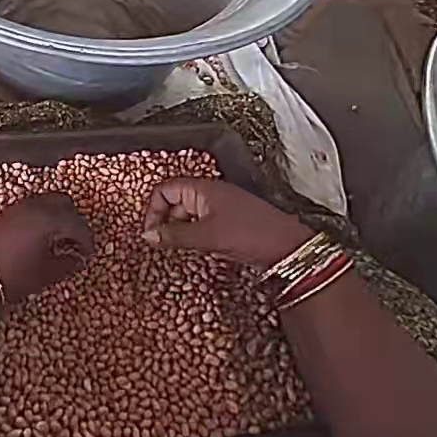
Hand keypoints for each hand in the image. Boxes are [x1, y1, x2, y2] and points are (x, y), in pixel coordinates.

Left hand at [0, 192, 94, 307]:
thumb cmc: (12, 275)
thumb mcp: (46, 273)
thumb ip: (67, 263)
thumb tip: (77, 258)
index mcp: (50, 218)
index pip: (78, 224)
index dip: (87, 240)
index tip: (89, 253)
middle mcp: (35, 206)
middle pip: (64, 203)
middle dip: (73, 221)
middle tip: (75, 242)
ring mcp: (18, 207)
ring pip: (46, 202)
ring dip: (56, 217)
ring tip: (58, 241)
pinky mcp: (6, 213)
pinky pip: (31, 208)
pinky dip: (41, 217)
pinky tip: (40, 238)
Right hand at [142, 178, 313, 267]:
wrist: (288, 247)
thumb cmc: (249, 234)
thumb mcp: (207, 236)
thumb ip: (175, 235)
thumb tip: (147, 235)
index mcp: (202, 188)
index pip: (165, 190)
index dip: (153, 209)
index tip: (150, 232)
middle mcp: (210, 192)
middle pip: (175, 200)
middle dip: (165, 220)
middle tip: (161, 243)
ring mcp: (220, 206)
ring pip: (188, 213)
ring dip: (179, 229)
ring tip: (178, 247)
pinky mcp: (229, 220)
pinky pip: (201, 222)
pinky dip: (193, 233)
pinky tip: (197, 248)